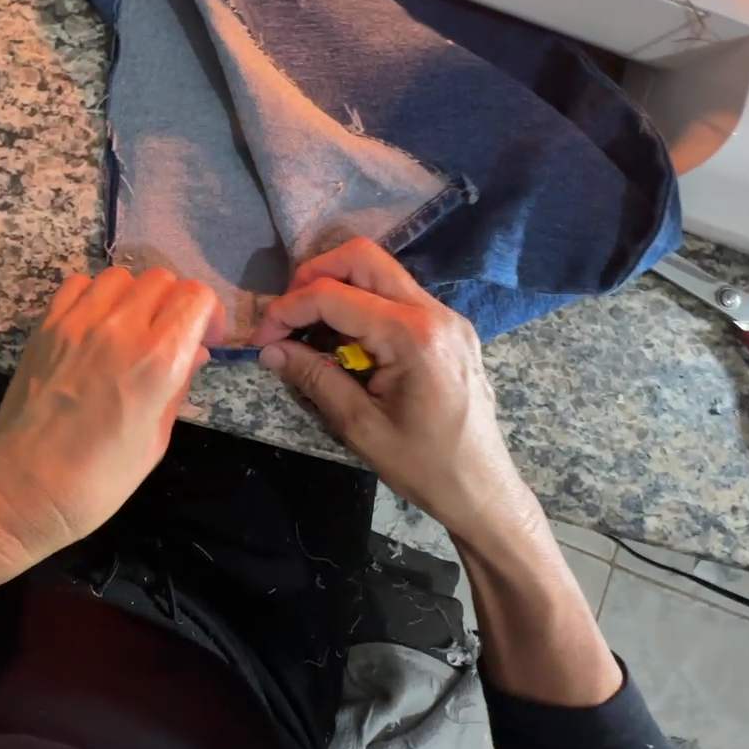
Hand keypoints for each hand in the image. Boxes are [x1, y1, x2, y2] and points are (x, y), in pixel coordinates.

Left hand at [0, 267, 224, 575]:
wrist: (20, 489)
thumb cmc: (97, 481)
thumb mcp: (155, 441)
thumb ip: (178, 385)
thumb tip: (193, 351)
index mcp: (157, 361)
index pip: (195, 297)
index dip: (208, 314)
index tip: (203, 340)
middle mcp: (119, 328)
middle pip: (162, 280)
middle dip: (175, 303)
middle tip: (169, 336)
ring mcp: (77, 322)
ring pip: (121, 276)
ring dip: (135, 296)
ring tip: (131, 329)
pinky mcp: (46, 325)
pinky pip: (79, 284)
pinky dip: (95, 296)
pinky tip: (95, 326)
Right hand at [252, 239, 537, 546]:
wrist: (485, 490)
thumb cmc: (424, 465)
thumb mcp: (359, 426)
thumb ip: (314, 377)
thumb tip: (270, 349)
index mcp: (412, 336)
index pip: (333, 296)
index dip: (287, 309)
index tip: (263, 338)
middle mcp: (433, 312)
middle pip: (361, 258)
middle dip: (312, 277)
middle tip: (286, 315)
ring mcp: (445, 316)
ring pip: (379, 270)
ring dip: (335, 286)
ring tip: (308, 326)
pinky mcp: (447, 327)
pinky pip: (395, 294)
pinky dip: (359, 302)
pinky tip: (342, 338)